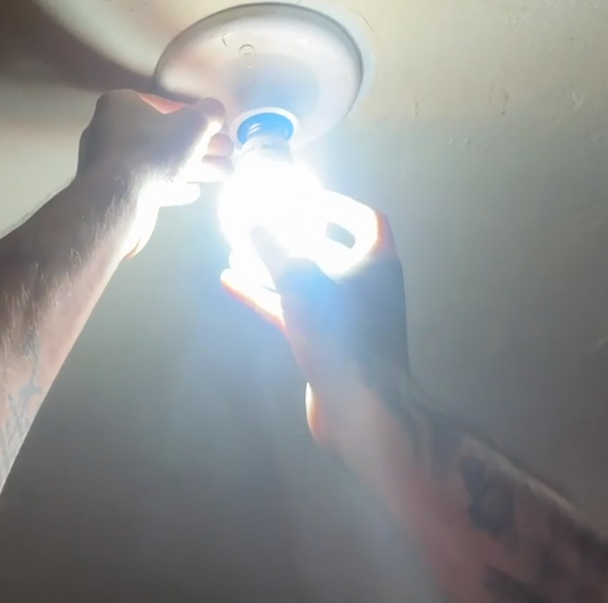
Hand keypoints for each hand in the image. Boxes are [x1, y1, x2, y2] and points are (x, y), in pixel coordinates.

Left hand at [77, 91, 231, 256]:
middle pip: (164, 134)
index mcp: (121, 105)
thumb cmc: (154, 151)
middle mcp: (109, 129)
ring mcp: (108, 163)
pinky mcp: (113, 190)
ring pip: (159, 160)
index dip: (193, 116)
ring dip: (192, 166)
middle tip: (227, 151)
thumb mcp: (193, 125)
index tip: (213, 128)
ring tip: (224, 172)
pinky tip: (192, 192)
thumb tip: (215, 109)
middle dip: (199, 144)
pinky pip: (148, 183)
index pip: (163, 104)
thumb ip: (208, 114)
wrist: (118, 201)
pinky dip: (171, 185)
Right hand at [219, 197, 409, 450]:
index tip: (307, 198)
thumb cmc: (340, 333)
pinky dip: (266, 296)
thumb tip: (251, 217)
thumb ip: (274, 247)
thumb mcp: (301, 280)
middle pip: (329, 250)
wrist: (361, 409)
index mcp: (375, 262)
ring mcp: (347, 317)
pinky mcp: (328, 344)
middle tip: (263, 224)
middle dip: (294, 237)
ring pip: (307, 282)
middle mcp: (367, 285)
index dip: (338, 205)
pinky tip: (232, 283)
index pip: (366, 220)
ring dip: (274, 267)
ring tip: (237, 250)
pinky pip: (294, 309)